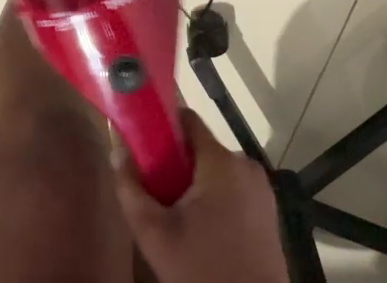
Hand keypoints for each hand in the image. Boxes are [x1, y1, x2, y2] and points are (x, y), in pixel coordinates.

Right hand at [115, 110, 288, 282]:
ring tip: (177, 216)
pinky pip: (233, 187)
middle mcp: (245, 164)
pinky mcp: (269, 209)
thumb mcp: (154, 233)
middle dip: (176, 163)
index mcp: (221, 161)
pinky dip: (215, 197)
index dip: (162, 126)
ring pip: (216, 169)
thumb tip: (117, 151)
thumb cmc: (202, 269)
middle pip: (200, 147)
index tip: (142, 145)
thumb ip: (130, 188)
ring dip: (195, 183)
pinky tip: (202, 228)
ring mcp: (261, 187)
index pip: (187, 119)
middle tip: (156, 191)